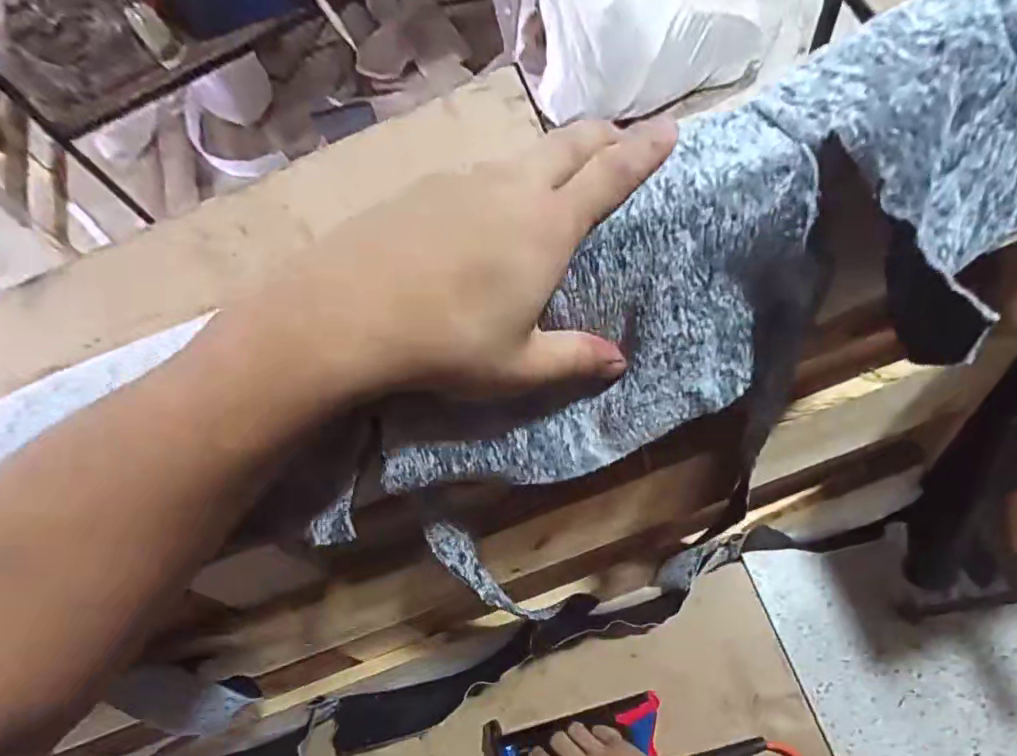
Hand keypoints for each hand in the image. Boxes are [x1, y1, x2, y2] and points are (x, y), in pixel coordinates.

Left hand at [236, 118, 677, 400]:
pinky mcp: (427, 187)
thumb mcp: (521, 365)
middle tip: (625, 138)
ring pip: (526, 152)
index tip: (670, 129)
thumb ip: (575, 358)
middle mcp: (511, 189)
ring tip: (566, 175)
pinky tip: (497, 208)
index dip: (644, 151)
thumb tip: (619, 361)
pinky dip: (511, 176)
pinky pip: (485, 171)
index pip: (609, 175)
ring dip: (557, 154)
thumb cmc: (448, 344)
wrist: (346, 314)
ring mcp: (465, 180)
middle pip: (570, 142)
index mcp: (547, 227)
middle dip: (606, 135)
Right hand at [529, 723, 703, 755]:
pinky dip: (598, 731)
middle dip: (556, 742)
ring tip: (580, 739)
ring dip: (575, 733)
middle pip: (558, 740)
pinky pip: (602, 729)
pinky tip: (601, 738)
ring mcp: (602, 752)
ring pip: (577, 729)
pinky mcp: (621, 744)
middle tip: (561, 748)